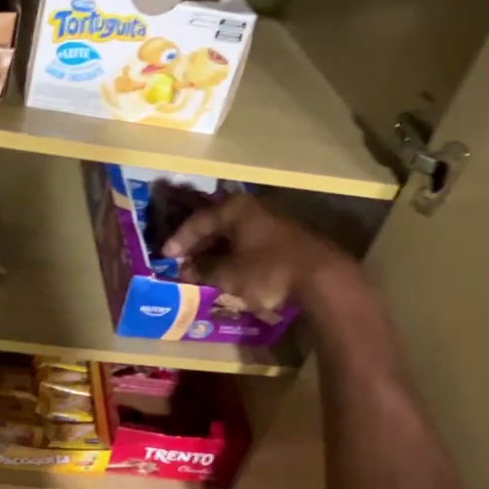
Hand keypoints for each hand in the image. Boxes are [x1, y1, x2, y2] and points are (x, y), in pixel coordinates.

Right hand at [160, 194, 364, 314]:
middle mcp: (253, 209)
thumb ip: (204, 271)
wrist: (322, 279)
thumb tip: (187, 270)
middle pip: (218, 224)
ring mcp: (273, 222)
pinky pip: (251, 244)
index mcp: (235, 209)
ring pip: (236, 235)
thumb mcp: (229, 275)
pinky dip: (237, 255)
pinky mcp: (287, 240)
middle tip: (183, 261)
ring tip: (205, 269)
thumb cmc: (268, 271)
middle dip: (200, 244)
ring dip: (219, 251)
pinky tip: (232, 271)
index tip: (166, 256)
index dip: (180, 239)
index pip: (198, 220)